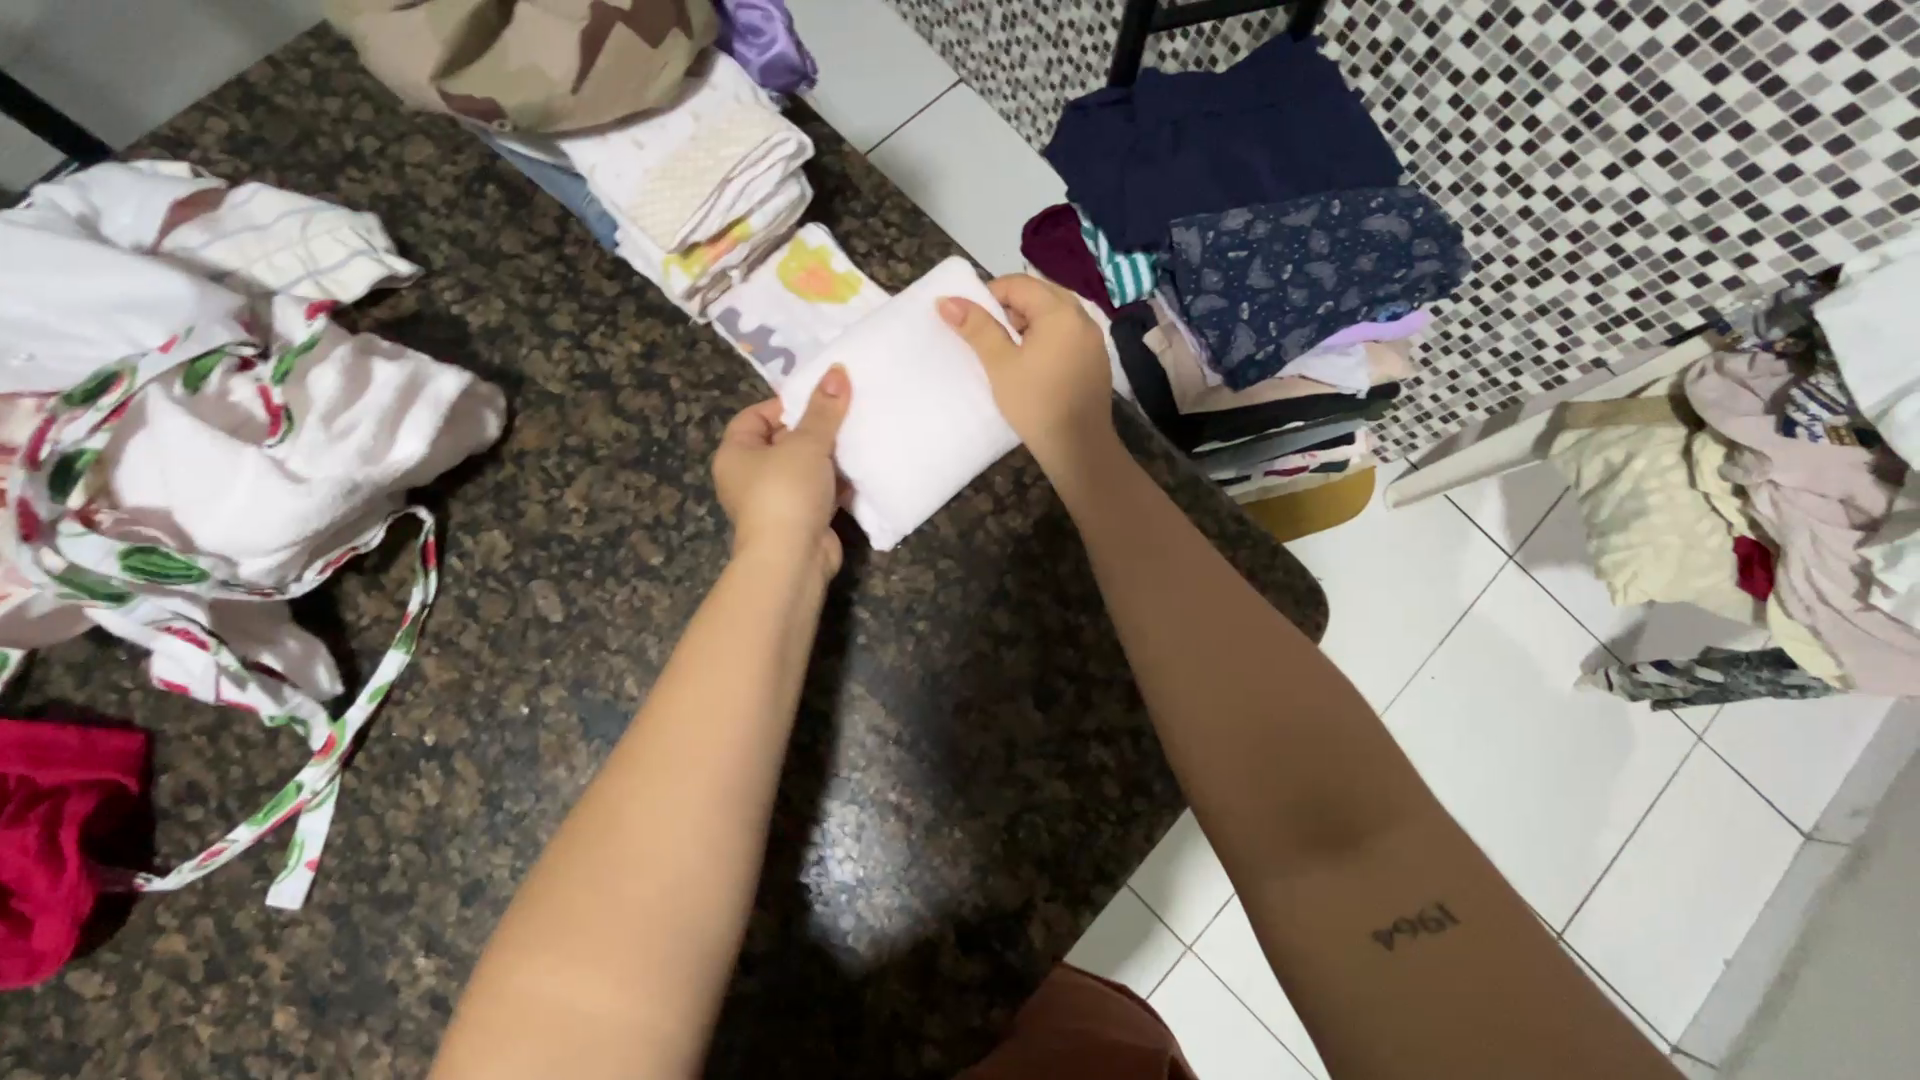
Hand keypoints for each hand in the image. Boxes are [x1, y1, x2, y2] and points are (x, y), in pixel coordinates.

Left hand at [712, 366, 851, 576]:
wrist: (792, 558)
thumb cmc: (786, 492)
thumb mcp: (807, 443)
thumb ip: (824, 409)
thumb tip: (837, 371)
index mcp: (735, 454)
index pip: (755, 416)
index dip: (785, 404)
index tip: (818, 398)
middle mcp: (749, 477)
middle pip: (783, 442)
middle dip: (814, 430)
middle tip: (844, 414)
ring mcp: (775, 501)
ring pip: (804, 468)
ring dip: (829, 457)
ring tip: (857, 438)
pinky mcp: (799, 520)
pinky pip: (819, 492)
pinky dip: (836, 483)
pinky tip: (860, 470)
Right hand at [938, 274, 1115, 471]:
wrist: (1078, 446)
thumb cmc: (1035, 403)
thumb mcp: (1000, 364)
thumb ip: (976, 328)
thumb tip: (946, 301)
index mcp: (1060, 311)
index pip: (1019, 284)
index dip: (991, 295)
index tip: (973, 320)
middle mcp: (1082, 317)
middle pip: (1041, 294)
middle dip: (1012, 308)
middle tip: (992, 336)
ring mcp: (1094, 339)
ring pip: (1056, 314)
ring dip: (1030, 323)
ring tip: (1011, 352)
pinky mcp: (1097, 360)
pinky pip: (1069, 334)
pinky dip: (1049, 338)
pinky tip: (1037, 366)